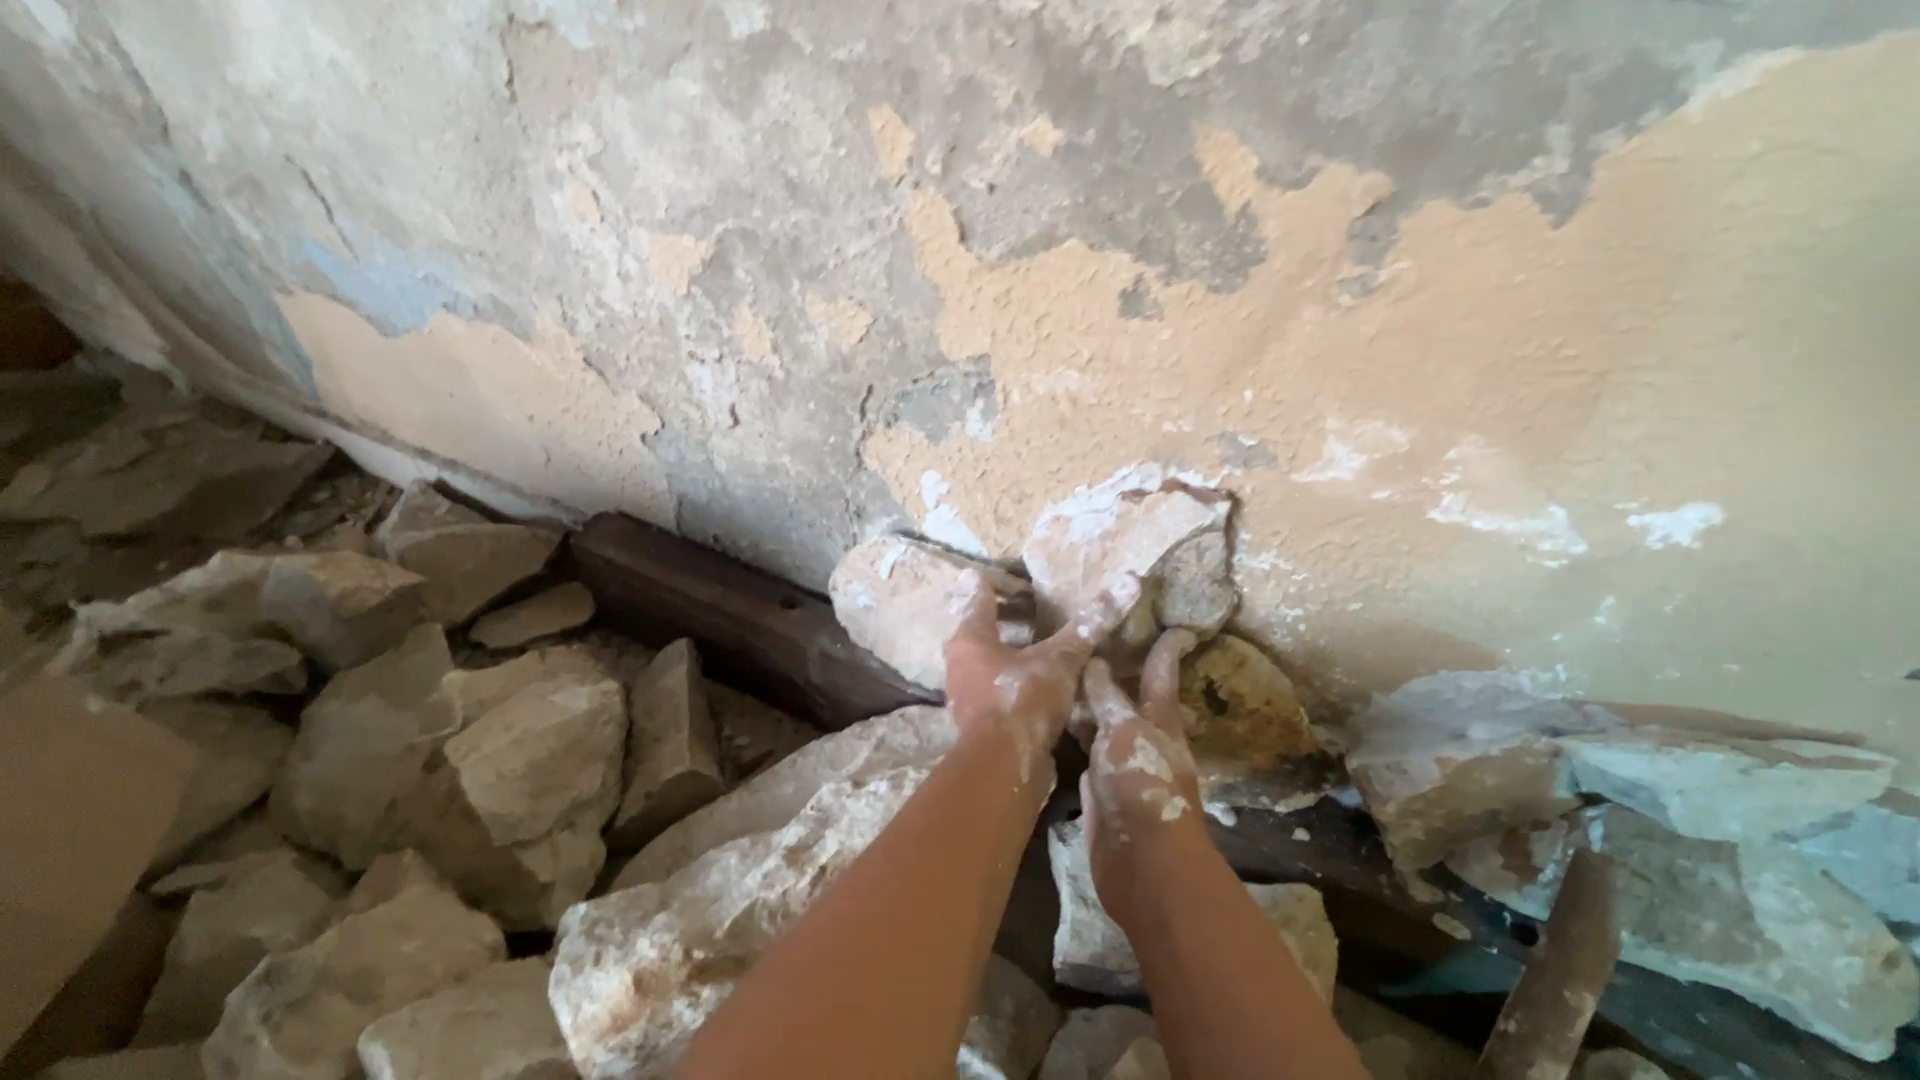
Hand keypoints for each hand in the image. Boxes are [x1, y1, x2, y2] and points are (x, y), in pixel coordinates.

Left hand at [944, 571, 1140, 776]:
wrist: (1003, 766)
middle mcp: (959, 661)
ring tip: (1045, 645)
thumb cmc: (1022, 700)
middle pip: (980, 626)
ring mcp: (966, 692)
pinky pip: (996, 688)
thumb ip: (1090, 625)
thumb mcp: (1061, 659)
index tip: (1025, 581)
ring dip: (1012, 651)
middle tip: (1038, 607)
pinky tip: (1042, 683)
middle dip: (1007, 616)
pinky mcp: (979, 720)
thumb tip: (1130, 581)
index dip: (1001, 581)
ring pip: (988, 660)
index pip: (979, 593)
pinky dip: (1016, 680)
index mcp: (970, 636)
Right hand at [1079, 628, 1205, 928]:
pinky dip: (1077, 741)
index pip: (1162, 676)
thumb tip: (1095, 662)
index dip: (1166, 652)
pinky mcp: (1101, 793)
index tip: (1176, 629)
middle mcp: (1145, 741)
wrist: (1143, 860)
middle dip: (1123, 677)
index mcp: (1161, 721)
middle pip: (1133, 701)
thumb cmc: (1142, 785)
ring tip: (1069, 681)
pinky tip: (1059, 728)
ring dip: (1093, 709)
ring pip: (1107, 729)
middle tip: (1101, 648)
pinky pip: (1088, 757)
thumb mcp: (1124, 731)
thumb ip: (1106, 698)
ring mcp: (1123, 769)